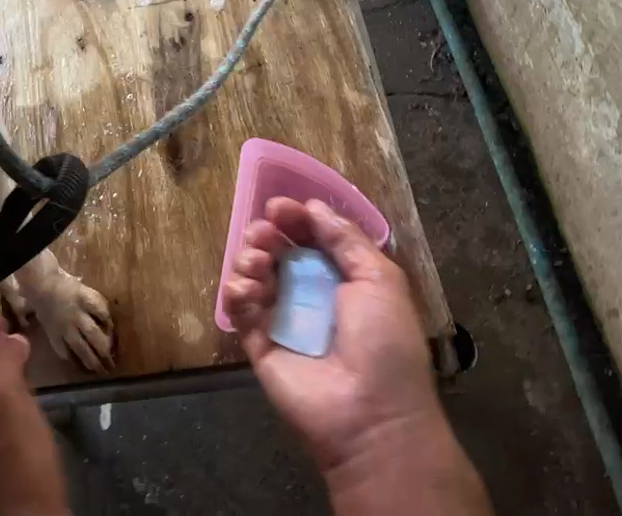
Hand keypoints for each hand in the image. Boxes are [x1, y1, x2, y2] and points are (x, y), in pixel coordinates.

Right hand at [221, 198, 490, 514]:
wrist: (371, 415)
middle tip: (262, 232)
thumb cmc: (385, 343)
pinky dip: (237, 292)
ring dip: (249, 258)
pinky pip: (239, 309)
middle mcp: (309, 294)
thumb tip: (314, 206)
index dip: (294, 218)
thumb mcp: (380, 280)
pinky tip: (248, 290)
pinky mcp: (258, 342)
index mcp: (341, 278)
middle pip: (276, 250)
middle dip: (265, 234)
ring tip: (258, 263)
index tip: (279, 207)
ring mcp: (281, 318)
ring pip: (253, 274)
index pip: (310, 237)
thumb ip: (346, 239)